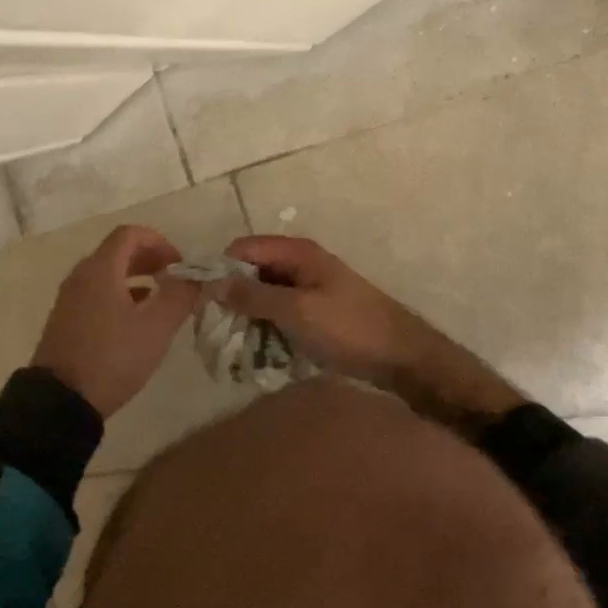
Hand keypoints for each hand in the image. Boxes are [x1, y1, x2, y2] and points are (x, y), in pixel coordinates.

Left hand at [32, 225, 201, 418]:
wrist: (61, 400)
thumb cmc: (113, 356)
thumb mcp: (156, 327)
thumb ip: (181, 295)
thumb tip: (197, 275)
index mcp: (100, 268)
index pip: (130, 234)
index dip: (160, 242)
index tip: (180, 265)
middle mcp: (81, 275)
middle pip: (117, 252)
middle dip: (149, 259)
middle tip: (175, 280)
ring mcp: (69, 298)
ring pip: (107, 274)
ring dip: (136, 279)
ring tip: (160, 301)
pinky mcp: (65, 320)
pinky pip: (96, 294)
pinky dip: (119, 295)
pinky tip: (135, 321)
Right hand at [218, 235, 430, 385]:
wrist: (402, 359)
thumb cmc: (349, 328)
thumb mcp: (296, 311)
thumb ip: (253, 295)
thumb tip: (214, 283)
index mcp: (296, 253)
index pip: (243, 249)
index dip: (221, 269)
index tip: (204, 301)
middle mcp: (299, 265)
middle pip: (251, 272)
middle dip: (232, 297)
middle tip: (217, 330)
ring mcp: (308, 290)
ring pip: (263, 296)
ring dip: (248, 318)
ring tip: (235, 347)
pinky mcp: (315, 314)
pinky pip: (279, 315)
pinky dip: (266, 329)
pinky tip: (258, 352)